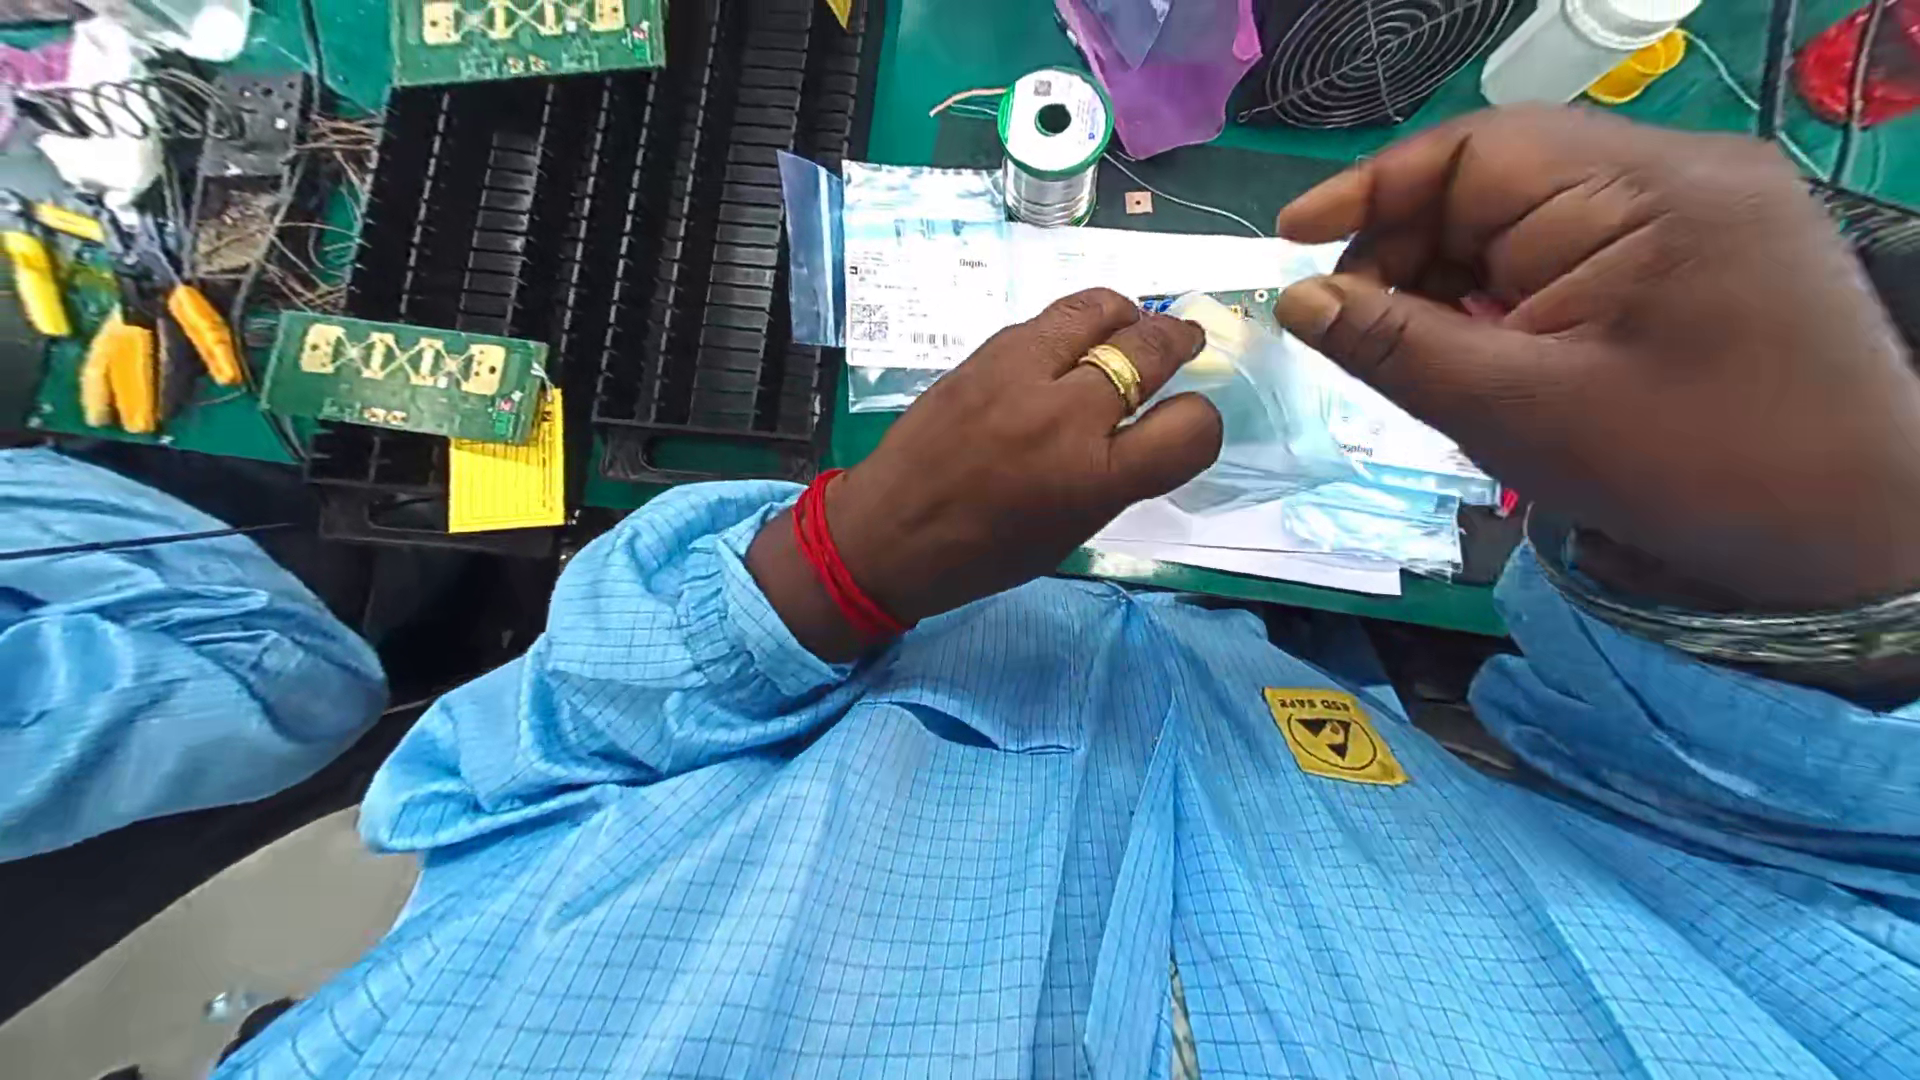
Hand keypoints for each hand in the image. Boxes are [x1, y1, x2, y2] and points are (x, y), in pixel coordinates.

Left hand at [750, 289, 1219, 659]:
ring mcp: (1017, 376)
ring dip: (1127, 316)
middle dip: (1178, 341)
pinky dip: (1072, 327)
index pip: (1191, 429)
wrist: (887, 534)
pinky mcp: (980, 356)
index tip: (1186, 426)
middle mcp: (1063, 416)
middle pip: (1149, 348)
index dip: (1202, 425)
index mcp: (1093, 480)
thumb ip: (1116, 478)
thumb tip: (1144, 427)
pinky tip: (1068, 345)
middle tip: (1182, 342)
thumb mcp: (1068, 532)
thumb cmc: (982, 555)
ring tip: (1129, 328)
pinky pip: (1044, 321)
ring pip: (1097, 309)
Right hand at [1271, 106, 1919, 611]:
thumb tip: (1294, 300)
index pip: (1473, 151)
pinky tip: (1451, 356)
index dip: (1368, 189)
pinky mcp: (1642, 275)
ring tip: (1402, 356)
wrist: (1816, 535)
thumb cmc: (1668, 463)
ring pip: (1489, 238)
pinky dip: (1464, 311)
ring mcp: (1654, 231)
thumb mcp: (1500, 403)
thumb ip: (1387, 344)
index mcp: (1639, 193)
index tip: (1289, 236)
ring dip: (1424, 292)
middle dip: (1392, 256)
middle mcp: (1655, 188)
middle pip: (1475, 193)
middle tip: (1346, 330)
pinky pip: (1520, 272)